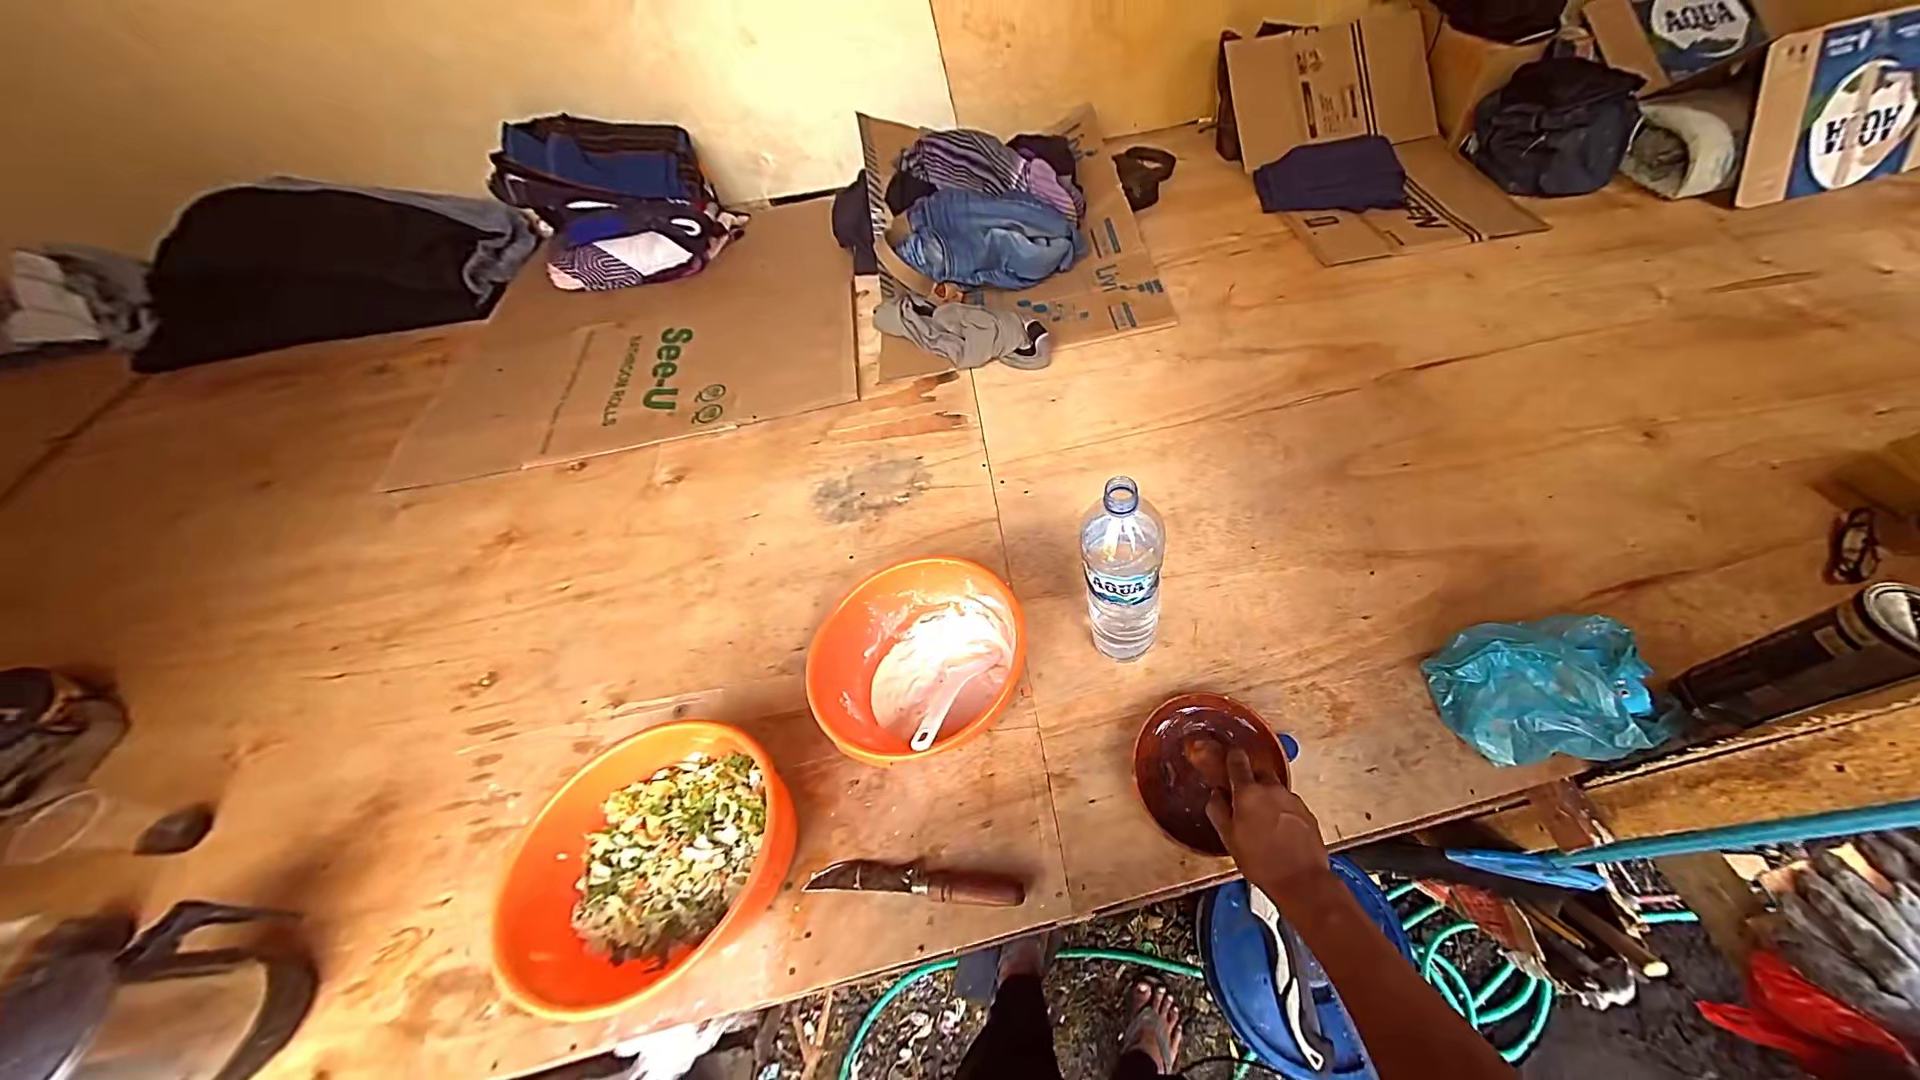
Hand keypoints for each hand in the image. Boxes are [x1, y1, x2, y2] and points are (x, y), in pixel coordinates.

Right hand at [1205, 748, 1330, 898]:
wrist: (1302, 881)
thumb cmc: (1261, 862)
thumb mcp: (1228, 838)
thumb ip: (1217, 810)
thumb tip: (1216, 795)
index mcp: (1247, 792)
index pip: (1237, 760)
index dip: (1232, 757)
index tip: (1229, 759)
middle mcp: (1271, 790)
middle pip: (1259, 771)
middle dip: (1251, 779)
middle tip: (1244, 796)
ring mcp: (1292, 800)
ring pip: (1275, 789)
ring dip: (1267, 797)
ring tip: (1263, 820)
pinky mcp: (1307, 813)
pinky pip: (1289, 804)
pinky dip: (1282, 810)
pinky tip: (1279, 830)